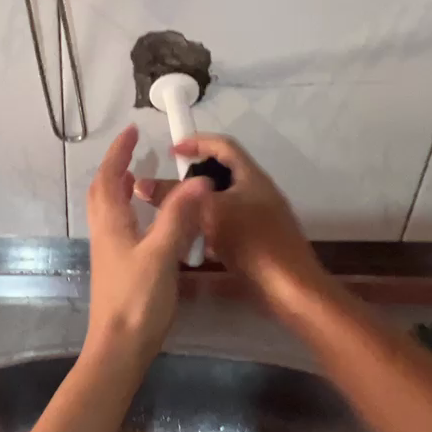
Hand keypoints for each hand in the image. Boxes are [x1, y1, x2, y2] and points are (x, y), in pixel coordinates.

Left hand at [84, 125, 211, 364]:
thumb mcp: (161, 255)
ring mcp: (108, 251)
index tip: (132, 130)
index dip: (119, 152)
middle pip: (102, 191)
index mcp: (111, 224)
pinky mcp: (116, 268)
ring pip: (107, 209)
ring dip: (118, 188)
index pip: (110, 177)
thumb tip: (199, 181)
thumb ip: (179, 218)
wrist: (119, 347)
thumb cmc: (137, 300)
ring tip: (138, 177)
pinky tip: (145, 222)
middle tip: (133, 150)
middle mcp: (104, 233)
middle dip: (115, 166)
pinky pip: (118, 226)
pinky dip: (128, 211)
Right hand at [136, 133, 324, 301]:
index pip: (223, 145)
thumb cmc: (252, 241)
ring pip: (221, 202)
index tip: (170, 151)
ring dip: (197, 207)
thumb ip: (174, 197)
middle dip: (192, 180)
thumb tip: (142, 185)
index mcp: (251, 176)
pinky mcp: (257, 241)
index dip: (196, 142)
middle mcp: (257, 192)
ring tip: (174, 217)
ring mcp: (259, 217)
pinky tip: (192, 245)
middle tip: (168, 189)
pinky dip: (208, 229)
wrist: (289, 289)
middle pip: (221, 174)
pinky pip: (227, 225)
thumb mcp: (209, 213)